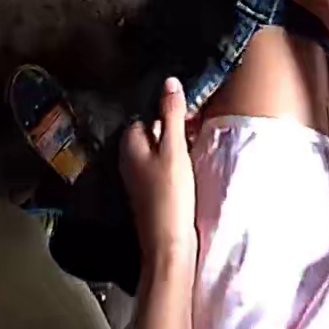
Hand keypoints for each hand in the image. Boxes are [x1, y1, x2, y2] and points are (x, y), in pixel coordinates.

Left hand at [121, 77, 196, 266]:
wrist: (169, 248)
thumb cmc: (170, 195)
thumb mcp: (174, 149)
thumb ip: (172, 114)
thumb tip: (170, 80)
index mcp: (130, 143)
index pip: (147, 112)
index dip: (168, 109)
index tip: (191, 110)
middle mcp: (130, 157)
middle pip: (154, 129)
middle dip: (174, 125)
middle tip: (198, 125)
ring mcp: (140, 175)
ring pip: (161, 147)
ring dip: (178, 142)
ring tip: (197, 141)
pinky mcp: (152, 190)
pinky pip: (164, 163)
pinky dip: (177, 160)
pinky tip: (191, 163)